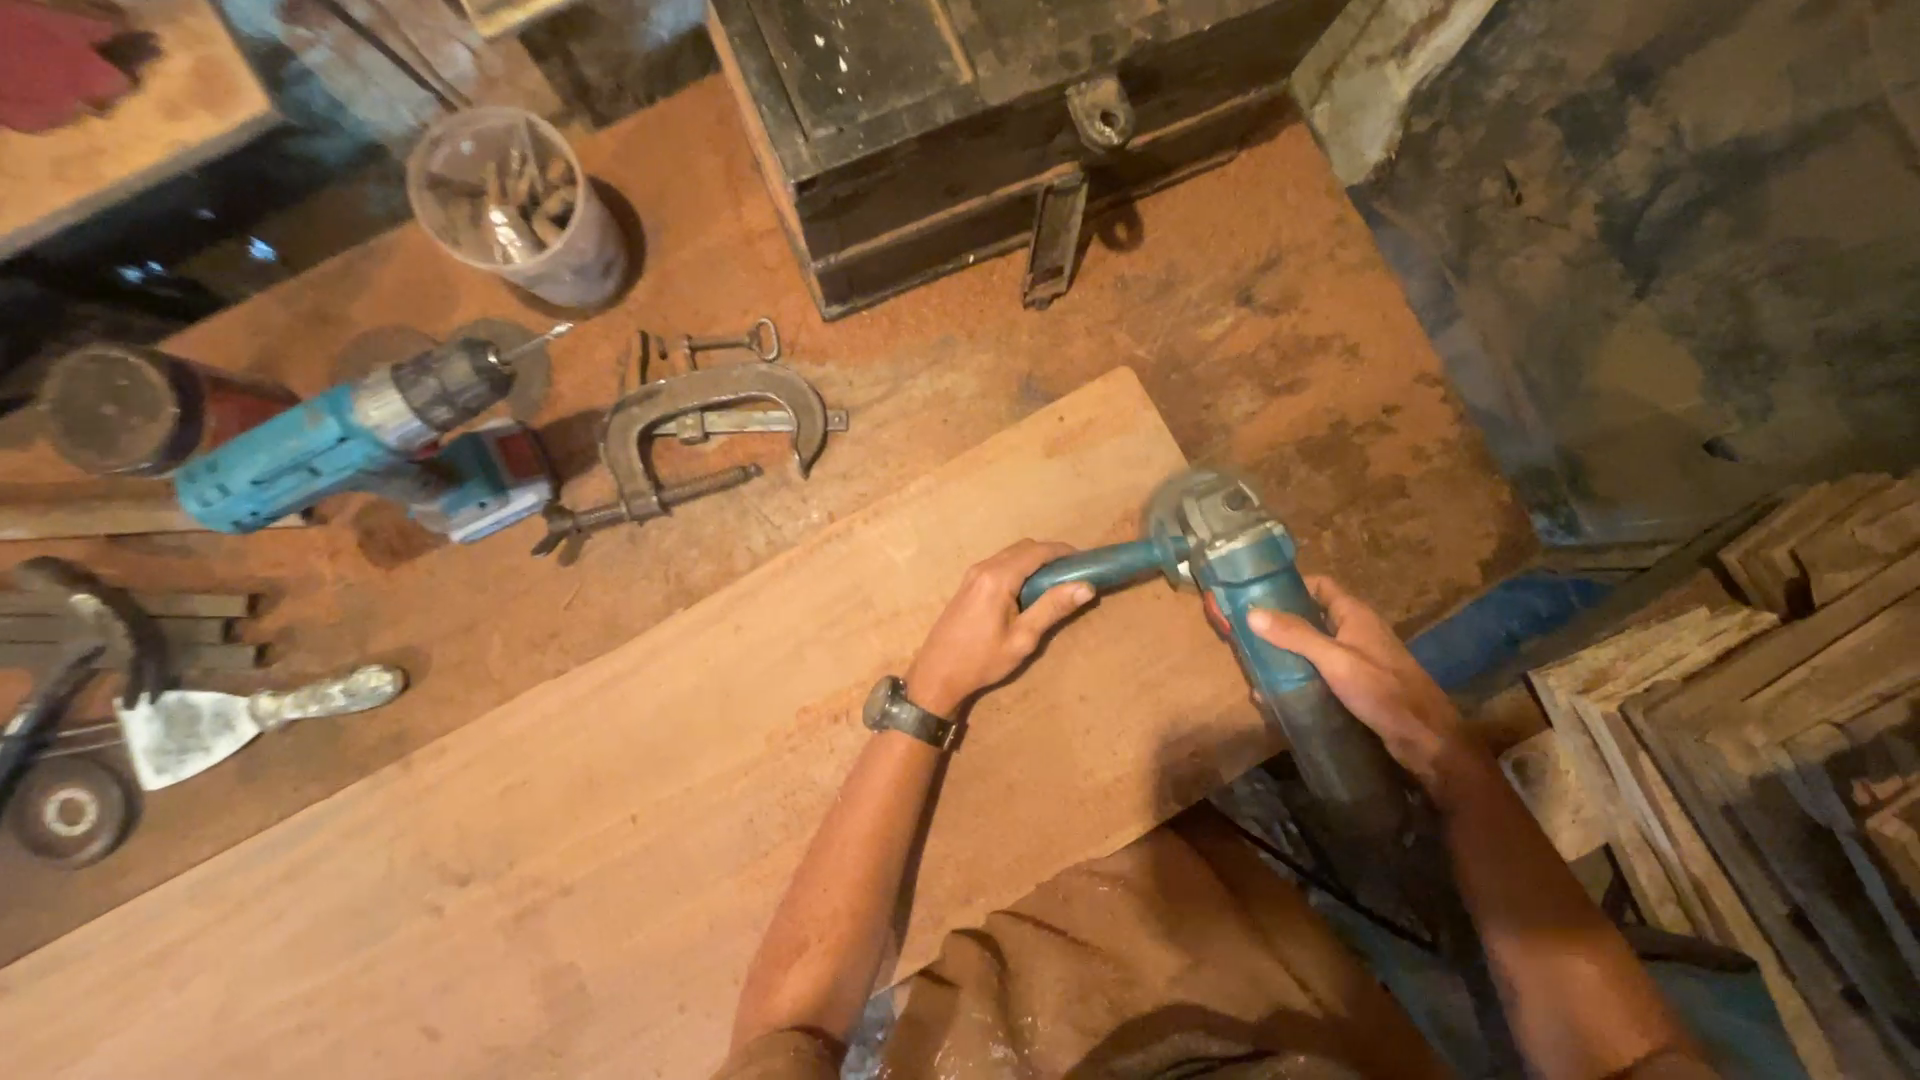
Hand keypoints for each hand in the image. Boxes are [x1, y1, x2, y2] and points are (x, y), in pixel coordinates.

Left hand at [904, 540, 1096, 716]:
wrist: (936, 674)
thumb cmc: (982, 661)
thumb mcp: (1023, 638)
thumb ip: (1052, 608)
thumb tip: (1085, 586)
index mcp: (998, 578)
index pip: (1037, 551)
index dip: (1064, 552)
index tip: (1086, 562)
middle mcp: (984, 568)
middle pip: (1024, 548)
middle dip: (1051, 555)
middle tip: (1073, 575)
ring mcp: (973, 575)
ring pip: (1011, 555)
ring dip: (1035, 561)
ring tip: (1056, 583)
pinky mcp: (968, 584)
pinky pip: (999, 565)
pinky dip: (1019, 568)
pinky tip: (1030, 590)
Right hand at [1246, 576, 1493, 805]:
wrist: (1426, 738)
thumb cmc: (1383, 691)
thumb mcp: (1335, 660)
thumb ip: (1295, 636)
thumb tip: (1251, 612)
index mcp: (1354, 615)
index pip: (1318, 585)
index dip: (1288, 585)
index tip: (1255, 595)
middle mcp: (1355, 631)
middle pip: (1310, 616)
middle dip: (1278, 624)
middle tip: (1243, 633)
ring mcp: (1355, 659)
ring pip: (1312, 647)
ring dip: (1284, 654)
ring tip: (1253, 664)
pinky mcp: (1354, 685)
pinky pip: (1318, 672)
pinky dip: (1297, 677)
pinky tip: (1275, 692)